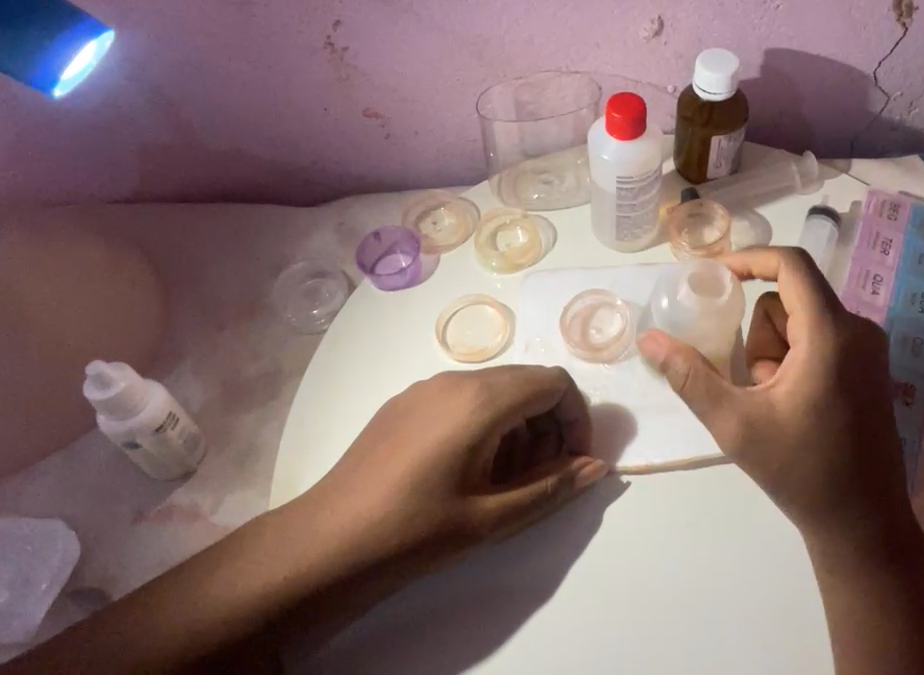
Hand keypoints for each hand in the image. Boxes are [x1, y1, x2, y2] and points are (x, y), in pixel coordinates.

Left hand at [292, 365, 608, 577]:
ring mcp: (426, 387)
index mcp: (483, 400)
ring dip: (517, 425)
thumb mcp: (493, 518)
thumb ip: (552, 487)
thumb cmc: (415, 532)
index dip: (576, 419)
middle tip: (540, 477)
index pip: (555, 383)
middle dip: (548, 424)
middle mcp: (457, 379)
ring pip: (495, 389)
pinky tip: (465, 470)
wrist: (327, 544)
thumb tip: (596, 467)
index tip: (573, 462)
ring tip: (502, 480)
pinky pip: (463, 397)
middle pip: (527, 382)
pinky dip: (485, 422)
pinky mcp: (405, 402)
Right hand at [637, 246, 912, 544]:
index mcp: (831, 334)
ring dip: (775, 352)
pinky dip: (795, 360)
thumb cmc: (802, 472)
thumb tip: (649, 338)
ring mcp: (869, 348)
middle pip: (788, 299)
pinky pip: (819, 338)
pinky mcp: (870, 365)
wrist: (864, 524)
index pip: (791, 265)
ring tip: (775, 402)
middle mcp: (857, 329)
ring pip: (800, 320)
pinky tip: (793, 405)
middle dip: (759, 335)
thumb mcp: (735, 424)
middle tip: (754, 385)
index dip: (749, 259)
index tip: (714, 276)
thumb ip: (690, 375)